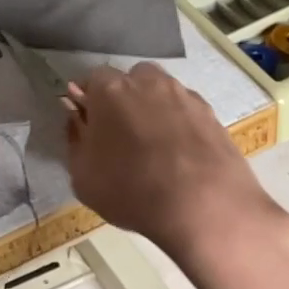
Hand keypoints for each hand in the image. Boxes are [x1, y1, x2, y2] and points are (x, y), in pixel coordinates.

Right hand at [64, 63, 288, 269]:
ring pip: (162, 92)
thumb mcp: (82, 174)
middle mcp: (148, 83)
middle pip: (131, 79)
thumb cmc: (130, 190)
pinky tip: (179, 154)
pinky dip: (179, 124)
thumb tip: (77, 117)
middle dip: (123, 97)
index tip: (87, 122)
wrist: (205, 209)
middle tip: (120, 130)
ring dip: (153, 107)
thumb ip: (75, 138)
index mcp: (110, 91)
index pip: (92, 79)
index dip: (88, 99)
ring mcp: (185, 97)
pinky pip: (186, 111)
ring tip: (153, 143)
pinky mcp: (213, 117)